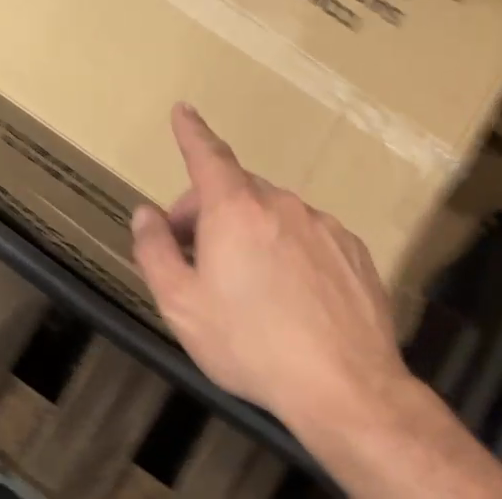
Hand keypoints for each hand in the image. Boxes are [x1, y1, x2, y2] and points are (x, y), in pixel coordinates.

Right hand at [130, 103, 409, 428]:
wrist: (347, 391)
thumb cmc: (251, 344)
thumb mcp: (181, 304)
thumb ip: (153, 250)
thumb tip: (145, 214)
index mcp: (235, 209)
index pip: (207, 155)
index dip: (191, 132)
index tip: (183, 110)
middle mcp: (281, 205)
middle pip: (236, 192)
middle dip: (210, 212)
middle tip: (196, 258)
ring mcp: (324, 228)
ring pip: (274, 216)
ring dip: (252, 233)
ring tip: (249, 289)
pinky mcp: (355, 255)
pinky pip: (310, 239)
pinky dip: (291, 252)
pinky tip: (292, 299)